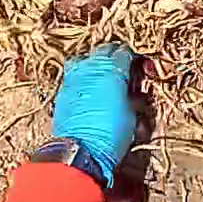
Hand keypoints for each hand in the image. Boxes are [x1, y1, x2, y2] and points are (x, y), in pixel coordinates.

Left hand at [51, 43, 136, 185]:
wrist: (80, 152)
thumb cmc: (111, 134)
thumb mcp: (132, 114)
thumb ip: (133, 95)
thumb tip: (134, 91)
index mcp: (113, 70)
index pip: (126, 52)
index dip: (135, 58)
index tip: (140, 67)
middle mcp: (92, 68)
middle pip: (105, 50)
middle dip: (115, 55)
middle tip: (124, 67)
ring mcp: (74, 77)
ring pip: (85, 58)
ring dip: (96, 63)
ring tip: (104, 75)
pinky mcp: (62, 90)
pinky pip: (74, 74)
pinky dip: (83, 76)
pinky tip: (89, 88)